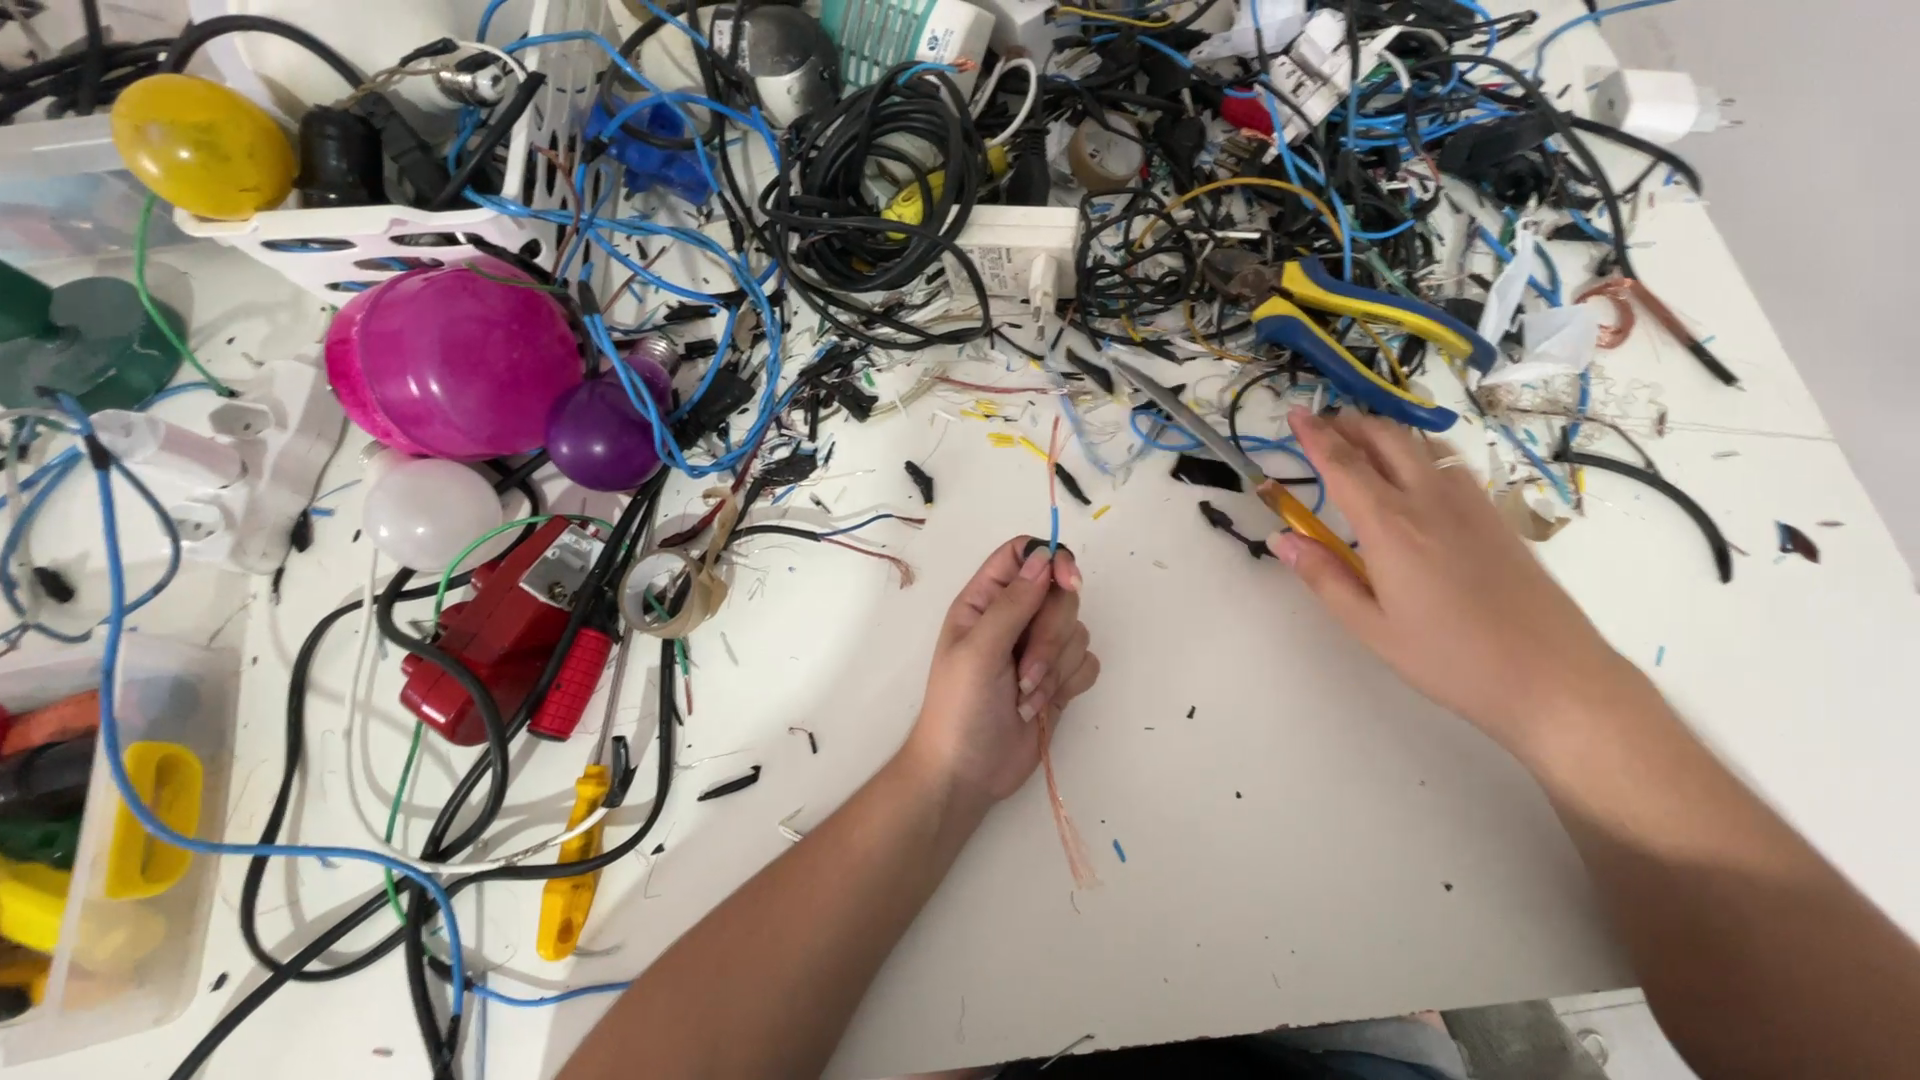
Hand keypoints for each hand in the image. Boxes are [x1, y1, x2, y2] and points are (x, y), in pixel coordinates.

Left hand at [905, 537, 1100, 802]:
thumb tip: (1044, 557)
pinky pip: (1086, 662)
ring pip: (1076, 630)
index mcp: (984, 601)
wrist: (967, 772)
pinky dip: (1069, 683)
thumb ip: (1013, 603)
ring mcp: (1038, 649)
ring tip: (1025, 697)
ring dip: (1055, 668)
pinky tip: (1042, 706)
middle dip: (1050, 635)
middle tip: (1024, 672)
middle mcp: (1013, 618)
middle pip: (1059, 594)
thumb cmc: (959, 707)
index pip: (1023, 555)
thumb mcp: (978, 650)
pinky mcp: (1058, 679)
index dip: (1050, 559)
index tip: (1068, 584)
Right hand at [1271, 408, 1638, 755]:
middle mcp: (1430, 501)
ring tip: (1361, 438)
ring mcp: (1470, 503)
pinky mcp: (1496, 516)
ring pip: (1422, 445)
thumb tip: (1283, 539)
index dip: (1315, 436)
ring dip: (1385, 433)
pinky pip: (1449, 464)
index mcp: (1391, 527)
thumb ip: (1325, 577)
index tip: (1295, 413)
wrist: (1552, 674)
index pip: (1343, 465)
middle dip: (1350, 423)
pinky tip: (1414, 472)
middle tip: (1322, 421)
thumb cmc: (1450, 658)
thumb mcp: (1371, 628)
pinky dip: (1418, 451)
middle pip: (1386, 439)